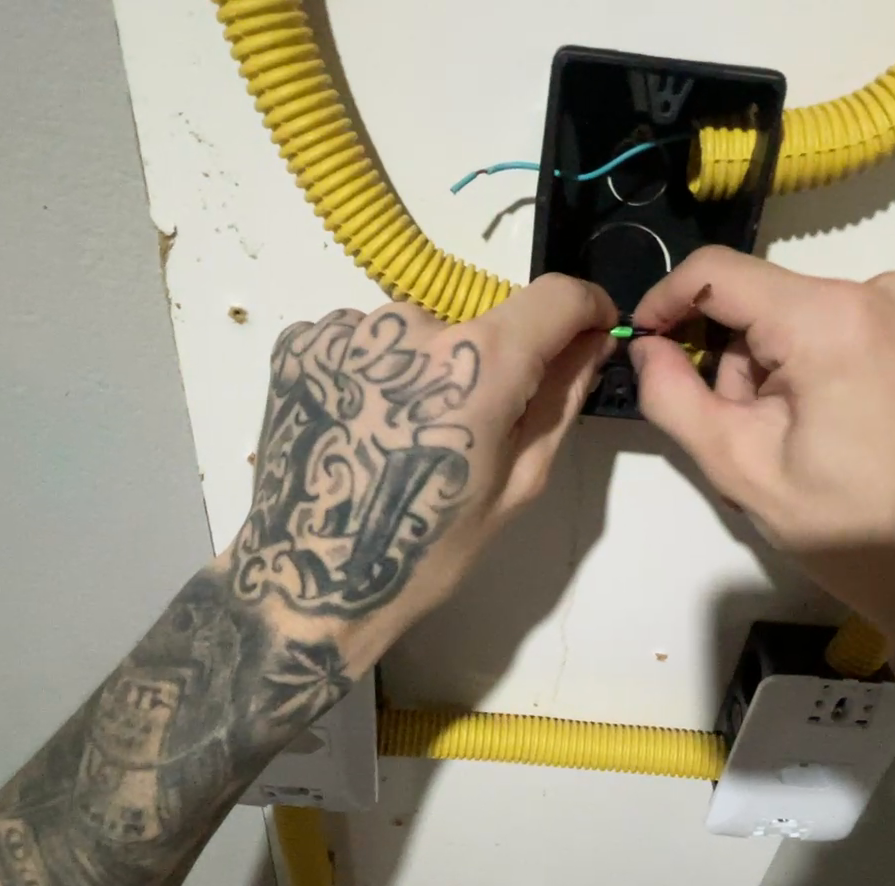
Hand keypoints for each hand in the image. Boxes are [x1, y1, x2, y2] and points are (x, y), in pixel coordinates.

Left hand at [235, 274, 616, 666]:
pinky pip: (369, 341)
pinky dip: (380, 372)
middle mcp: (410, 325)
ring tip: (401, 437)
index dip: (585, 308)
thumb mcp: (517, 484)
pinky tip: (363, 426)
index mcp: (475, 367)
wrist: (312, 579)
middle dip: (490, 365)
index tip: (589, 329)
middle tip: (463, 434)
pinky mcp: (302, 342)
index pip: (554, 298)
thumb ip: (560, 400)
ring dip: (428, 369)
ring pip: (420, 332)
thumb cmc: (428, 546)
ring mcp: (347, 329)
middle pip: (481, 320)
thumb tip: (592, 339)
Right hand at [630, 246, 894, 641]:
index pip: (717, 274)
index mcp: (830, 319)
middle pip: (765, 302)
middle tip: (751, 436)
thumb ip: (673, 397)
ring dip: (781, 367)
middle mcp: (884, 289)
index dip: (665, 302)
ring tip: (802, 439)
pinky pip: (853, 326)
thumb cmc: (844, 525)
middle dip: (737, 363)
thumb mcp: (739, 467)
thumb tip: (646, 347)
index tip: (645, 344)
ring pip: (807, 315)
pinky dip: (827, 363)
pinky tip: (844, 422)